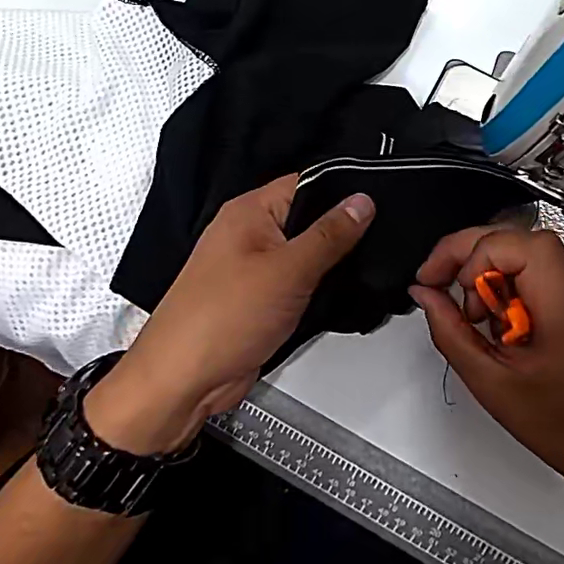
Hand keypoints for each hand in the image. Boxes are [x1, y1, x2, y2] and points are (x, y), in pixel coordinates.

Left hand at [84, 175, 373, 453]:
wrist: (184, 381)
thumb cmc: (218, 321)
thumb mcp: (288, 270)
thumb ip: (329, 234)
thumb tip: (361, 202)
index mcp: (249, 212)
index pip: (306, 182)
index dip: (342, 191)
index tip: (377, 204)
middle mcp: (249, 234)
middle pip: (308, 218)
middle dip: (340, 231)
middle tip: (379, 240)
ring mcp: (253, 267)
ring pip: (305, 252)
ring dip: (330, 263)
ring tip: (364, 267)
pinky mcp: (259, 298)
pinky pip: (297, 281)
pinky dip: (317, 287)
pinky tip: (340, 293)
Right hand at [409, 227, 563, 495]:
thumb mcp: (491, 382)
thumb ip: (450, 331)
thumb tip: (426, 294)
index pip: (511, 243)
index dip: (468, 256)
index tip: (440, 280)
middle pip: (515, 241)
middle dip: (471, 261)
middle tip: (444, 289)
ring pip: (526, 254)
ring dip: (491, 278)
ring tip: (486, 323)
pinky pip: (541, 272)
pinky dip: (514, 289)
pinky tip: (508, 326)